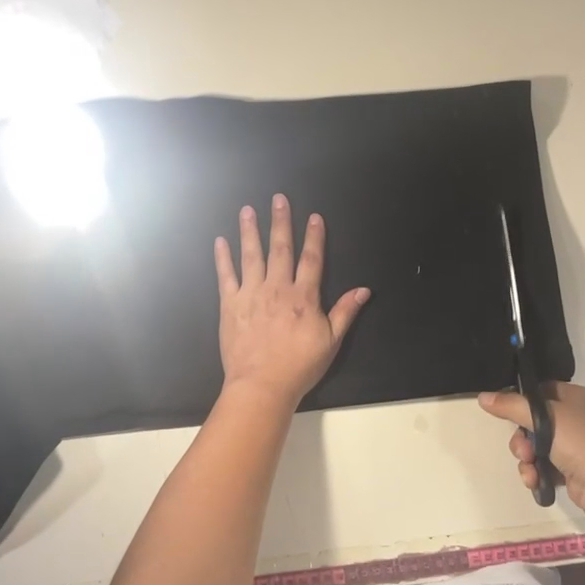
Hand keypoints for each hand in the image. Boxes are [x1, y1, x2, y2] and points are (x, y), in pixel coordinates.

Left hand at [214, 194, 370, 408]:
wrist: (261, 384)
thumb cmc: (299, 366)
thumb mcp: (331, 341)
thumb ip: (345, 312)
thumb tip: (364, 290)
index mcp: (304, 297)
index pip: (312, 259)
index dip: (314, 237)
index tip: (314, 217)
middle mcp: (277, 288)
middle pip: (280, 248)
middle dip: (281, 222)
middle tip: (278, 199)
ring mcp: (251, 294)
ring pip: (252, 256)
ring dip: (250, 231)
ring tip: (248, 210)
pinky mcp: (230, 305)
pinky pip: (226, 276)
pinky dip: (223, 258)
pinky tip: (221, 241)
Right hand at [478, 382, 584, 509]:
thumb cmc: (579, 442)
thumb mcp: (543, 418)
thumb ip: (510, 406)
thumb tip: (482, 397)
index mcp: (576, 397)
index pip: (541, 390)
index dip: (521, 402)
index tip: (506, 415)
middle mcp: (577, 418)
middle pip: (534, 421)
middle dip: (521, 439)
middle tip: (522, 450)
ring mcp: (576, 445)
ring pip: (536, 446)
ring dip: (526, 459)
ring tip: (529, 469)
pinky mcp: (572, 468)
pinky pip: (544, 465)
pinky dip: (536, 472)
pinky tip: (535, 481)